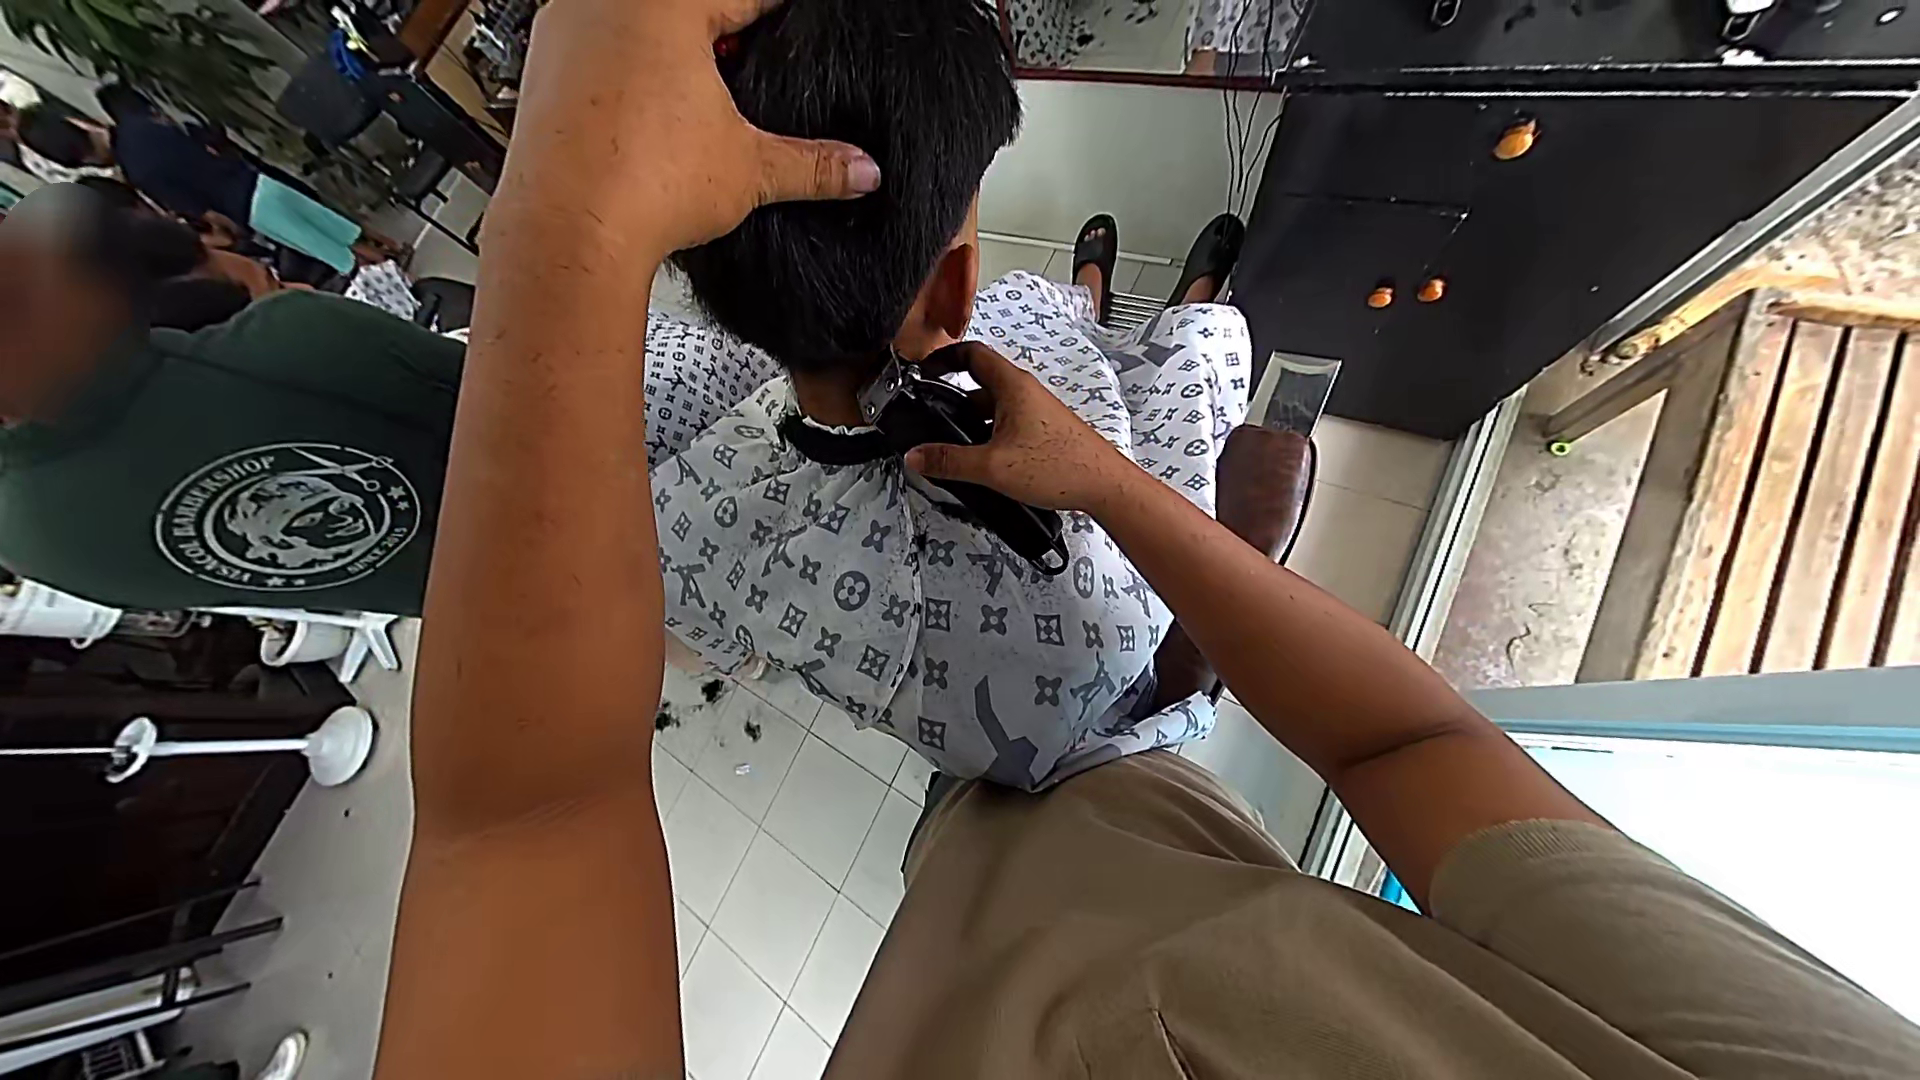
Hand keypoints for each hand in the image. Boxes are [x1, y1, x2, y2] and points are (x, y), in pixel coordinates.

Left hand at [505, 0, 879, 252]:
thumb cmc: (644, 183)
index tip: (793, 25)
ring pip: (641, 24)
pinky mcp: (549, 68)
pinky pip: (603, 51)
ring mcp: (567, 28)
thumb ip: (813, 166)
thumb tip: (861, 170)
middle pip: (690, 9)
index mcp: (666, 3)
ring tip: (705, 108)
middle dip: (728, 38)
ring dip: (679, 57)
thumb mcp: (751, 171)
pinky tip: (658, 120)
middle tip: (752, 74)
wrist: (573, 225)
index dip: (779, 16)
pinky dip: (639, 77)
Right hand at [905, 342, 1140, 512]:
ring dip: (974, 422)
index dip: (944, 358)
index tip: (927, 370)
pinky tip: (988, 462)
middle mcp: (1027, 394)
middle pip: (981, 384)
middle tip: (936, 418)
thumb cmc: (1062, 466)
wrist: (1104, 486)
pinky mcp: (1045, 432)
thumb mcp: (992, 466)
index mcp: (1013, 387)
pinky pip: (1010, 425)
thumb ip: (950, 461)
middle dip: (955, 401)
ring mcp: (1038, 413)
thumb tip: (918, 456)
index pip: (972, 353)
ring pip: (996, 408)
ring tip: (958, 448)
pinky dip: (992, 436)